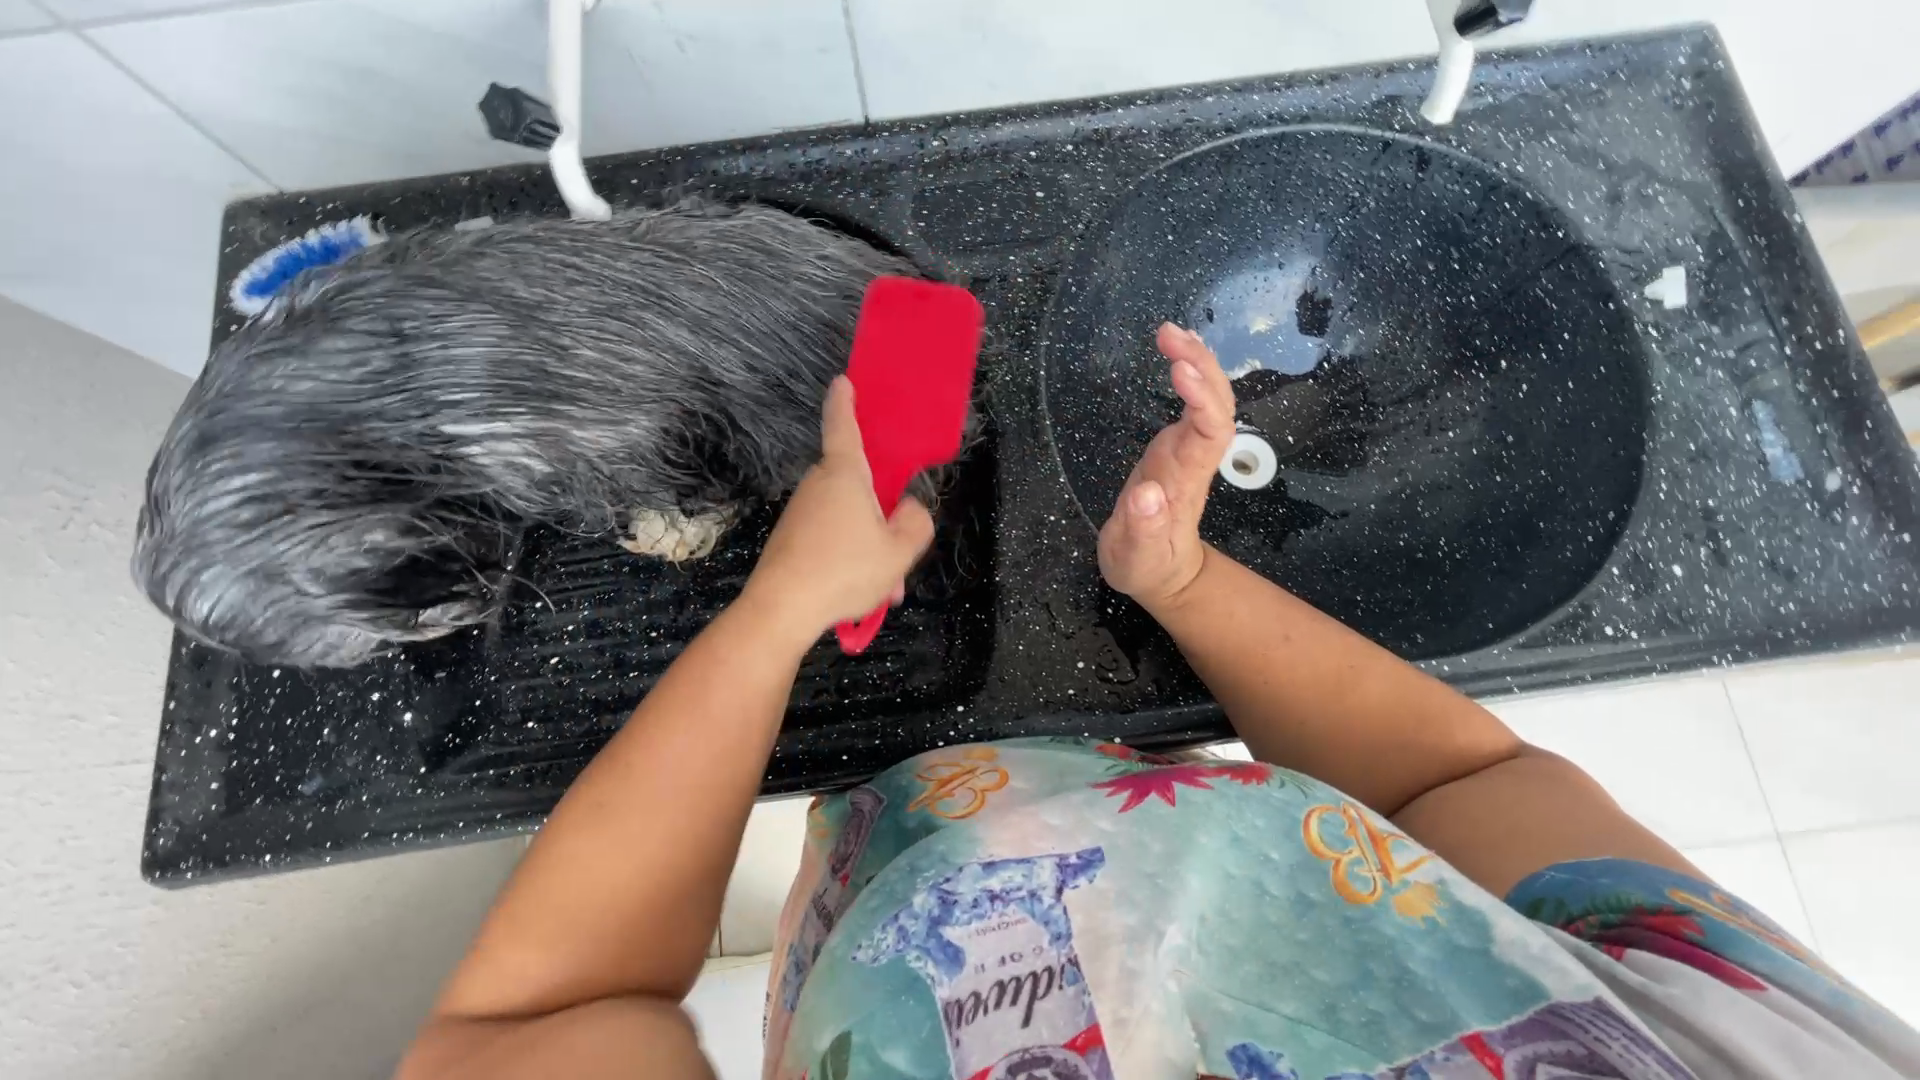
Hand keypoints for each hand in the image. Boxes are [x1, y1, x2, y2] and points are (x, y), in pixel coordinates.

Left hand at [739, 376, 935, 643]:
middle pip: (856, 483)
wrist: (781, 609)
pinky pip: (830, 537)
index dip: (845, 401)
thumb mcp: (899, 551)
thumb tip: (909, 509)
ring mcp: (800, 512)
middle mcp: (818, 485)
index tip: (843, 381)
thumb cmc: (844, 571)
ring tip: (885, 586)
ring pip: (847, 518)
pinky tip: (860, 592)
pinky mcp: (790, 538)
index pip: (843, 425)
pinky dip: (849, 557)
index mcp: (844, 475)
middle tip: (901, 549)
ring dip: (869, 544)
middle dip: (882, 512)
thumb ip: (916, 523)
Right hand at [1098, 323, 1235, 610]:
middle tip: (1169, 334)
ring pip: (1209, 401)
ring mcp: (1187, 452)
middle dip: (1200, 366)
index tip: (1179, 370)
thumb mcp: (1135, 558)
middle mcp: (1192, 460)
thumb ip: (1140, 531)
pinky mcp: (1176, 447)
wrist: (1164, 573)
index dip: (1201, 399)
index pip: (1207, 434)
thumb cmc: (1147, 567)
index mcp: (1183, 483)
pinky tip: (1179, 352)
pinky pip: (1195, 404)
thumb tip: (1146, 495)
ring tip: (1172, 332)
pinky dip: (1190, 373)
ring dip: (1197, 362)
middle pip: (1215, 406)